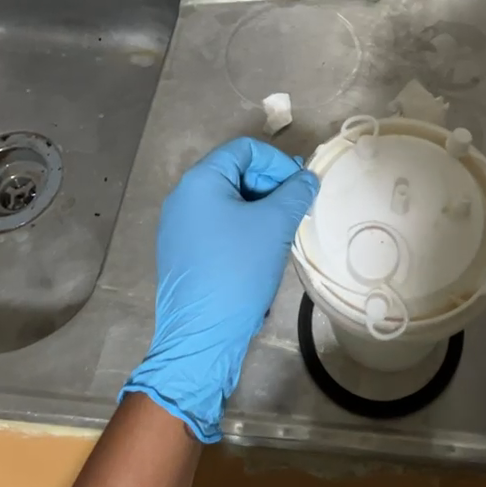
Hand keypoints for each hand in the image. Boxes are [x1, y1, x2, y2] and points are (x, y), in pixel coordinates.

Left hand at [122, 138, 319, 442]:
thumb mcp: (275, 225)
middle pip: (234, 171)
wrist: (201, 337)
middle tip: (296, 206)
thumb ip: (295, 193)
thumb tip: (308, 177)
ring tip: (283, 228)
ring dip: (259, 206)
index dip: (277, 160)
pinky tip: (261, 249)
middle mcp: (182, 196)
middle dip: (270, 184)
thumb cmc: (238, 270)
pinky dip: (242, 226)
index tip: (300, 185)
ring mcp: (177, 226)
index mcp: (200, 180)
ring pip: (227, 200)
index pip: (244, 149)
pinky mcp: (180, 252)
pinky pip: (216, 224)